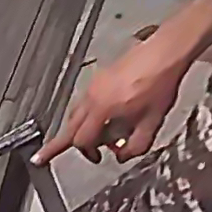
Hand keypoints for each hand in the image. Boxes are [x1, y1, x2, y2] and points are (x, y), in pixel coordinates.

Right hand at [33, 23, 197, 165]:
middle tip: (46, 156)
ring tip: (92, 135)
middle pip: (69, 129)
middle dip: (61, 144)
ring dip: (78, 129)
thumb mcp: (153, 121)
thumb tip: (123, 156)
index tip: (97, 158)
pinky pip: (83, 103)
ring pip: (73, 115)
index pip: (81, 139)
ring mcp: (92, 87)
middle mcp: (91, 99)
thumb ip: (137, 145)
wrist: (165, 52)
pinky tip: (102, 117)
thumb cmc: (160, 82)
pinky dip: (86, 115)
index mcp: (102, 110)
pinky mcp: (97, 80)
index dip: (88, 152)